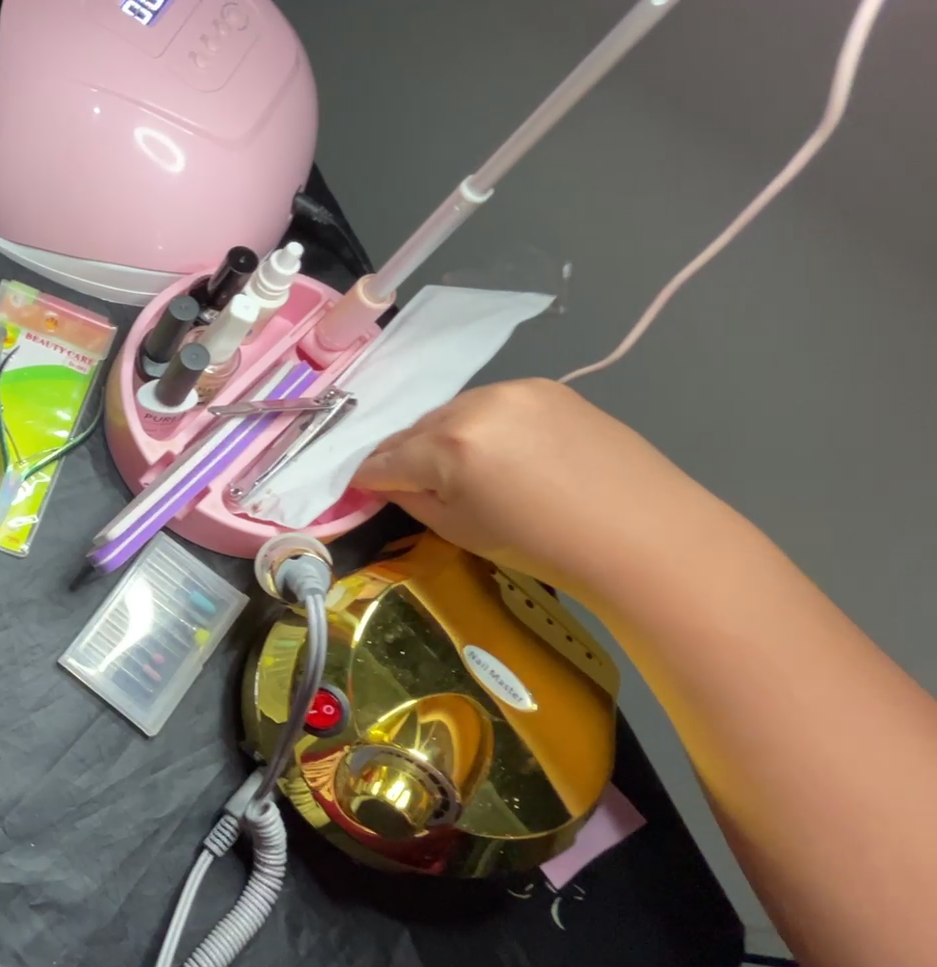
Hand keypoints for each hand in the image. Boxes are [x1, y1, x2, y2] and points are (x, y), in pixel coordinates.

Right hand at [350, 379, 706, 591]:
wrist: (642, 535)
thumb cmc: (540, 545)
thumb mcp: (457, 529)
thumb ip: (411, 498)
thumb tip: (388, 483)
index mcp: (448, 446)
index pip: (383, 460)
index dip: (365, 479)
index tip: (357, 491)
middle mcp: (474, 406)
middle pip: (413, 430)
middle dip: (402, 456)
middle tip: (406, 484)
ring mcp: (514, 390)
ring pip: (449, 414)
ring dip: (438, 438)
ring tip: (455, 469)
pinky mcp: (547, 388)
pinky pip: (488, 405)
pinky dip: (477, 426)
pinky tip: (495, 454)